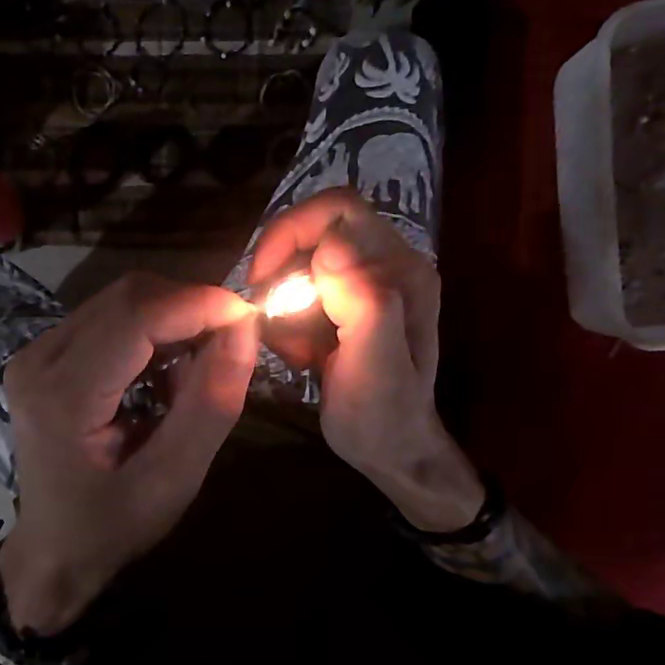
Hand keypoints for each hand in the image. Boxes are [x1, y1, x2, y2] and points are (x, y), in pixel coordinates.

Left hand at [0, 273, 258, 634]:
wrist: (51, 552)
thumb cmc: (110, 528)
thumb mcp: (172, 480)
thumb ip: (210, 405)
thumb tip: (245, 332)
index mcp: (62, 395)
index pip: (135, 316)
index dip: (199, 304)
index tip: (250, 318)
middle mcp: (39, 359)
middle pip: (128, 296)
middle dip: (190, 308)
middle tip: (229, 347)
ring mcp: (36, 352)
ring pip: (121, 300)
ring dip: (173, 319)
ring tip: (194, 371)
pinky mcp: (45, 354)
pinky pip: (110, 317)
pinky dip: (152, 330)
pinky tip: (165, 373)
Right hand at [249, 189, 482, 530]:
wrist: (395, 453)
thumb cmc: (382, 418)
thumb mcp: (373, 367)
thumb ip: (362, 303)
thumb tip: (331, 244)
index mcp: (400, 271)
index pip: (337, 210)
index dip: (291, 232)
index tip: (263, 278)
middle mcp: (391, 263)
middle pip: (318, 228)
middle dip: (283, 269)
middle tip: (270, 316)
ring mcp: (373, 280)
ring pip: (306, 257)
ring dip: (285, 297)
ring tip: (291, 345)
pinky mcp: (355, 300)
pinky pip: (306, 284)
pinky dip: (291, 313)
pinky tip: (301, 351)